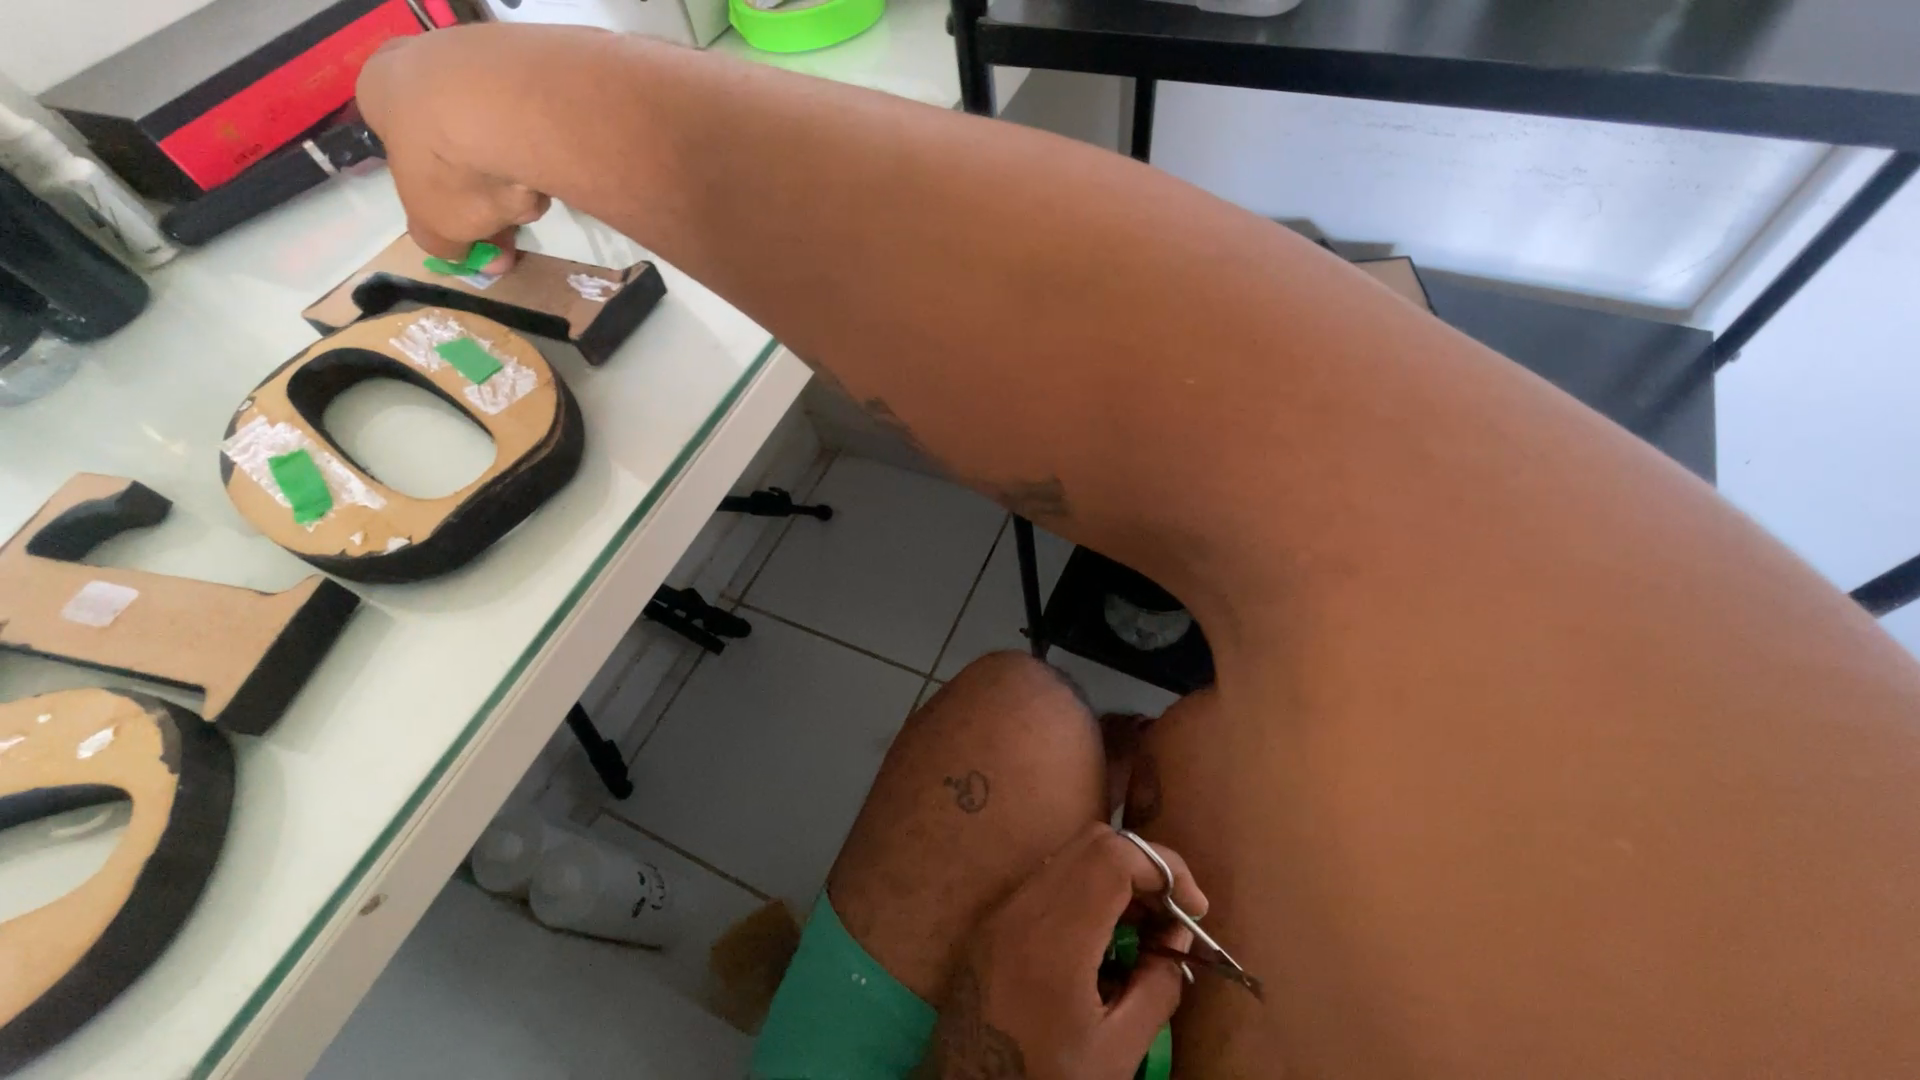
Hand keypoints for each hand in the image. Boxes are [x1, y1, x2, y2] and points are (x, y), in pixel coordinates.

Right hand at [356, 28, 553, 271]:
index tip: (473, 230)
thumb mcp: (432, 223)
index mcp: (381, 93)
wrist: (502, 110)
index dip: (444, 200)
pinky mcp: (538, 69)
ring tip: (527, 195)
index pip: (412, 156)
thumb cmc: (444, 165)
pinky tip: (549, 168)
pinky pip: (542, 131)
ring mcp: (483, 60)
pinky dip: (546, 157)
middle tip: (512, 229)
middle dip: (490, 197)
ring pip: (506, 144)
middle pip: (465, 152)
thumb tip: (466, 257)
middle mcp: (426, 63)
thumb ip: (443, 242)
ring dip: (518, 181)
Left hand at [920, 824, 1207, 1079]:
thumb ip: (1157, 988)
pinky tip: (1105, 935)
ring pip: (1071, 855)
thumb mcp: (1116, 1053)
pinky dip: (1088, 889)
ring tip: (1145, 927)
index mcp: (1055, 938)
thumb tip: (1176, 938)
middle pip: (1094, 842)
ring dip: (1117, 874)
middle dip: (1145, 866)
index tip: (1193, 908)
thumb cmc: (1044, 1076)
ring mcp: (1003, 910)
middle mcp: (1024, 908)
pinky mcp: (994, 920)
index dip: (1165, 868)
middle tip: (1173, 915)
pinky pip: (1050, 879)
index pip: (1115, 857)